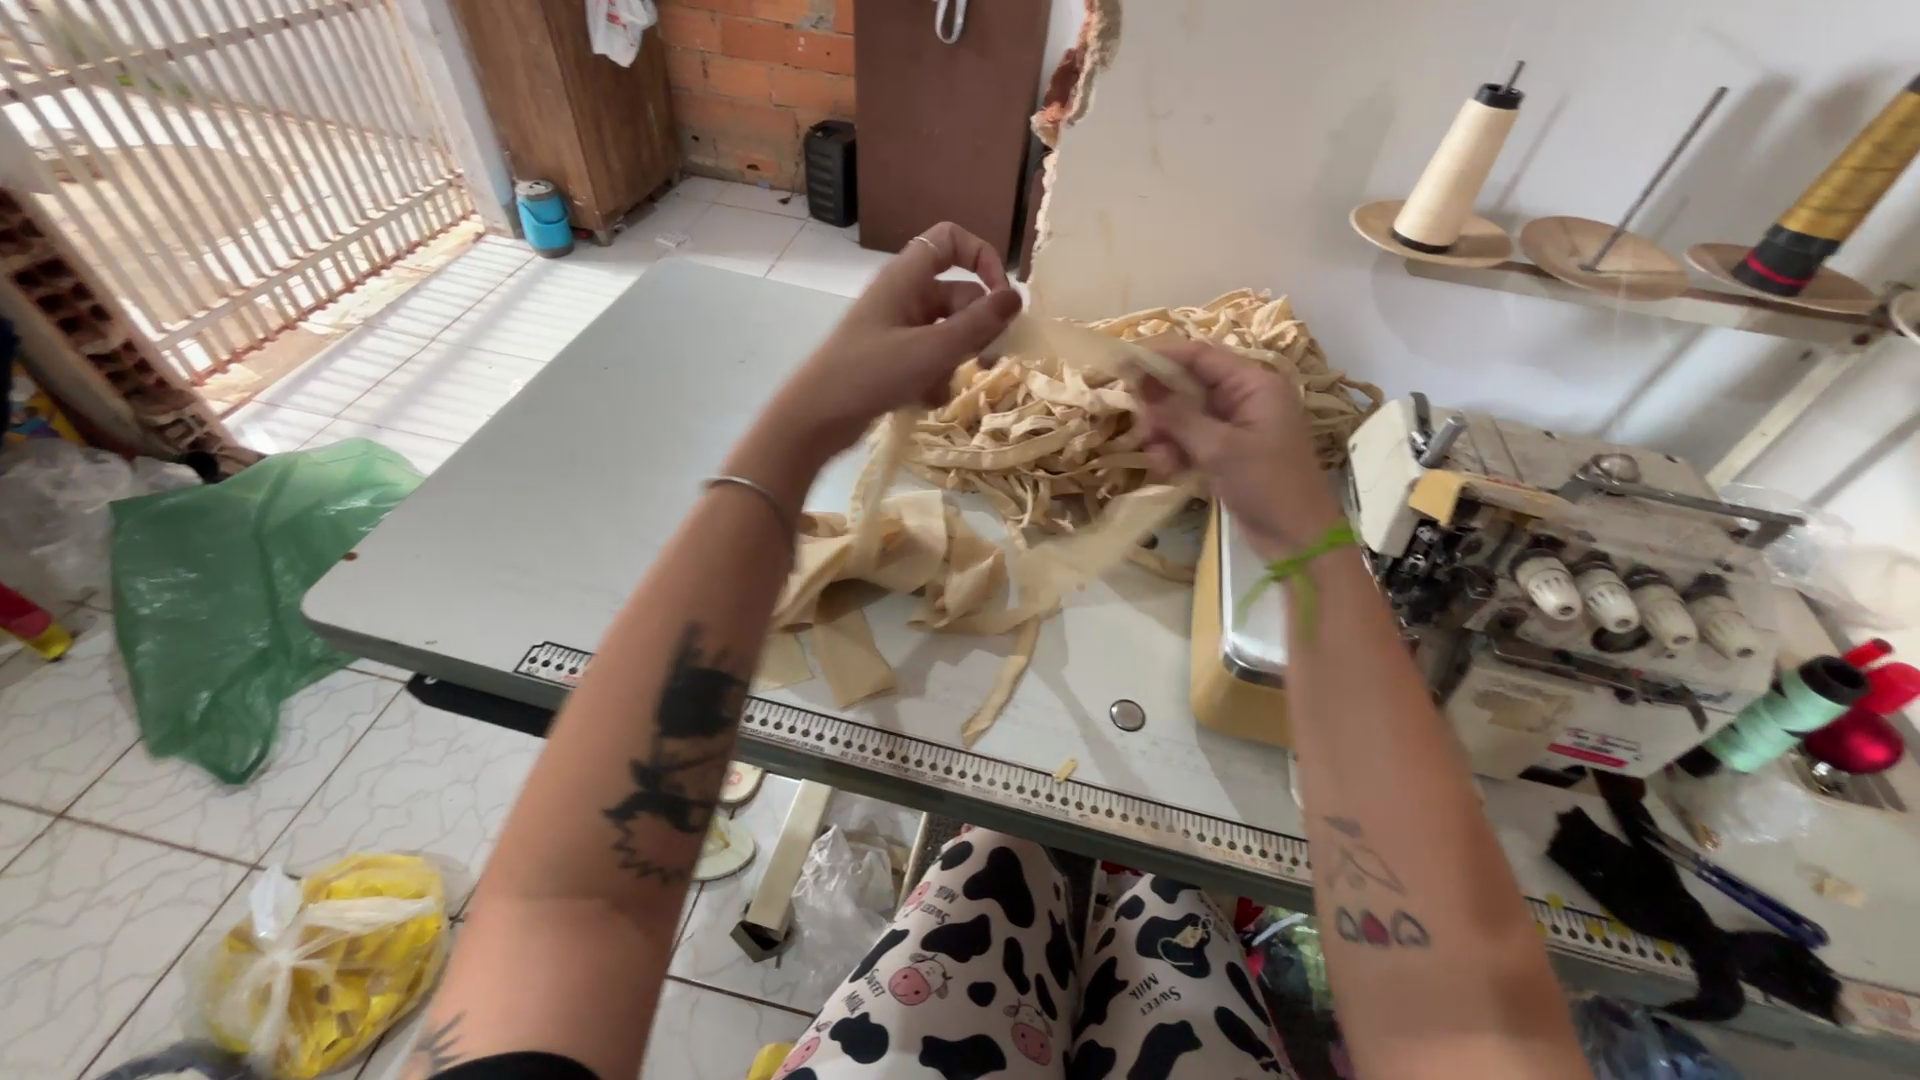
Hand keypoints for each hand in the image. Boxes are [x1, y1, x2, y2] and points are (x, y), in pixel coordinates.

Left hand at [762, 222, 1022, 462]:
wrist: (816, 417)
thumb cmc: (869, 374)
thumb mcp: (932, 350)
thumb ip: (978, 325)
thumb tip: (1017, 297)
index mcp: (907, 277)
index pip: (951, 240)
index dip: (982, 258)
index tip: (1001, 297)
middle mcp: (904, 296)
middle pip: (959, 295)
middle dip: (977, 326)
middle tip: (989, 359)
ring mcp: (897, 328)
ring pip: (949, 332)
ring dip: (957, 357)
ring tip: (946, 384)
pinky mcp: (893, 358)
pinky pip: (931, 358)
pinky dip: (936, 376)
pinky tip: (927, 400)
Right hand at [1138, 341, 1344, 555]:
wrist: (1298, 537)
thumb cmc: (1268, 484)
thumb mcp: (1219, 449)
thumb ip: (1179, 417)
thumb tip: (1144, 389)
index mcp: (1254, 384)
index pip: (1200, 355)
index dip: (1161, 356)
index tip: (1124, 364)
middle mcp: (1245, 397)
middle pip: (1189, 384)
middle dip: (1160, 403)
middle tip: (1139, 423)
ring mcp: (1236, 426)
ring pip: (1186, 415)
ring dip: (1165, 433)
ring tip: (1158, 457)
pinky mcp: (1228, 451)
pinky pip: (1192, 439)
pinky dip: (1176, 450)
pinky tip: (1168, 469)